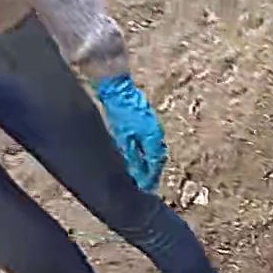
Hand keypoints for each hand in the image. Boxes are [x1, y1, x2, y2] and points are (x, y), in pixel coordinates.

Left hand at [94, 74, 168, 193]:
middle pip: (156, 158)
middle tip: (146, 183)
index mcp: (153, 139)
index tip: (146, 188)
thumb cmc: (119, 108)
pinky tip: (137, 153)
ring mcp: (153, 126)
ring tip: (142, 171)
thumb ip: (132, 156)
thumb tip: (137, 173)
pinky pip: (148, 140)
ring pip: (153, 149)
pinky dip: (144, 150)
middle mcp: (157, 134)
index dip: (150, 177)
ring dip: (148, 161)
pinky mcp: (146, 120)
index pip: (154, 164)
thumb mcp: (123, 136)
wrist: (115, 84)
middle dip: (151, 171)